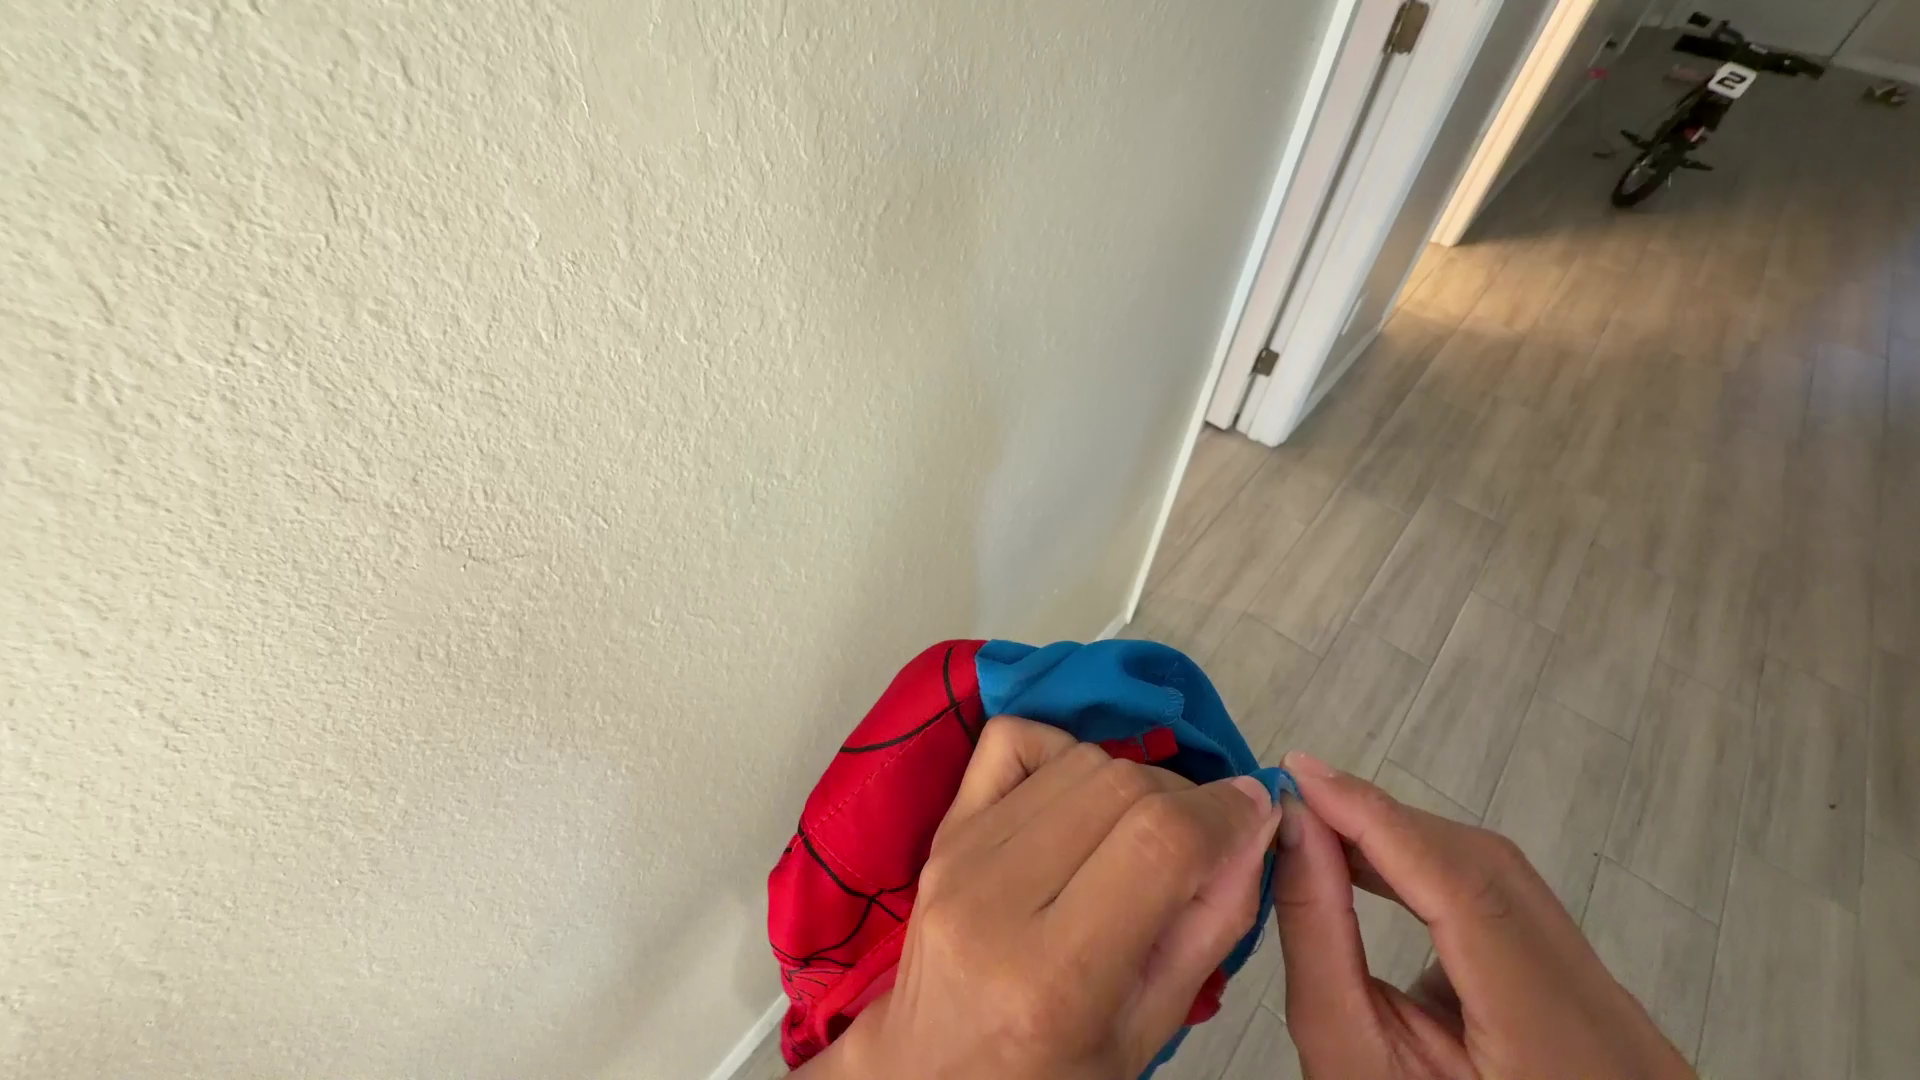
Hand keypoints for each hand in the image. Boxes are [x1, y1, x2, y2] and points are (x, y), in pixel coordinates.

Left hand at [799, 715, 1283, 1079]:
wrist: (936, 1066)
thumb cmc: (1052, 1068)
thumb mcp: (1152, 1026)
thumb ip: (1213, 920)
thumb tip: (1252, 818)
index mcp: (1054, 975)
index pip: (1158, 843)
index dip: (1222, 813)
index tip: (1250, 813)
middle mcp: (995, 899)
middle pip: (1120, 787)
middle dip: (1183, 798)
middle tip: (1198, 834)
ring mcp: (960, 854)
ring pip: (1077, 759)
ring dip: (1130, 781)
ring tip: (1136, 831)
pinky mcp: (945, 827)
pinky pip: (1011, 740)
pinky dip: (1061, 750)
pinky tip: (1078, 798)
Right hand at [1274, 751, 1693, 1079]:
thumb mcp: (1347, 1055)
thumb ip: (1319, 934)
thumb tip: (1296, 824)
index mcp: (1559, 1052)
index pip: (1466, 891)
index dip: (1378, 818)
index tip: (1299, 772)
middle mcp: (1615, 1021)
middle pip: (1490, 872)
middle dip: (1385, 823)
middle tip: (1300, 796)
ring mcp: (1615, 1009)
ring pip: (1502, 880)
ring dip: (1404, 843)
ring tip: (1322, 828)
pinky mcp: (1593, 998)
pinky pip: (1508, 905)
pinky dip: (1433, 874)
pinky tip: (1377, 874)